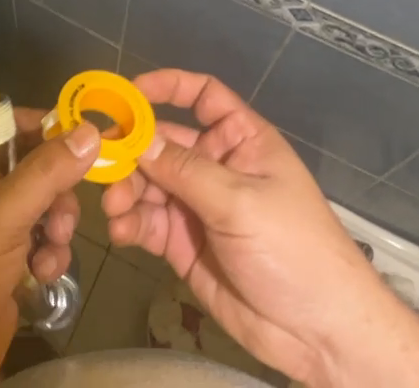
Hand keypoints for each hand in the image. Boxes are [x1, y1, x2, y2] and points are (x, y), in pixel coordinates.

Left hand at [0, 109, 100, 387]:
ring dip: (57, 225)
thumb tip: (91, 130)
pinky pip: (43, 235)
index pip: (12, 122)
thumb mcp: (2, 215)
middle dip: (57, 192)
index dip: (49, 129)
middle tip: (61, 217)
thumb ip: (48, 171)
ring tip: (51, 250)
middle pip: (37, 163)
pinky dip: (50, 252)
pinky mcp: (6, 255)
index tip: (87, 142)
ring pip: (46, 201)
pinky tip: (44, 273)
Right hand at [102, 69, 418, 387]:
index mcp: (241, 140)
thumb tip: (137, 140)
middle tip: (101, 162)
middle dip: (132, 150)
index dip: (167, 87)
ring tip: (115, 207)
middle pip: (163, 142)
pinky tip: (121, 231)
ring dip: (127, 190)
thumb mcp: (239, 202)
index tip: (127, 92)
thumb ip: (185, 171)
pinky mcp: (184, 244)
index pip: (203, 97)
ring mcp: (198, 206)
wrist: (318, 331)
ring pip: (149, 183)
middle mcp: (216, 166)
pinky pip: (148, 222)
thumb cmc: (293, 248)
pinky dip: (130, 223)